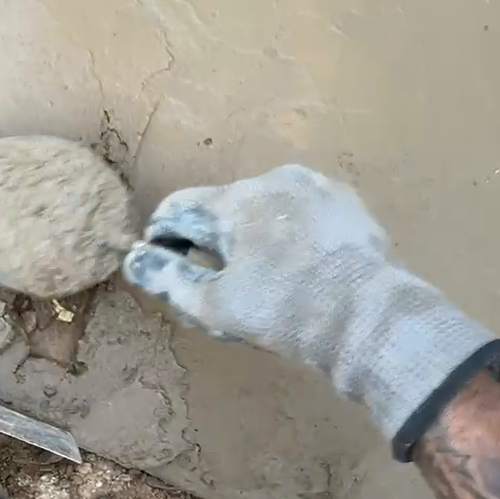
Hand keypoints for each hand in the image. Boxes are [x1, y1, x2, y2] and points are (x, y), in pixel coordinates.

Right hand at [123, 164, 499, 459]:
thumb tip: (133, 258)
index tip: (162, 265)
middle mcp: (274, 179)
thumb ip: (166, 277)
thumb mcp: (210, 304)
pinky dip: (284, 234)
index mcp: (235, 200)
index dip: (160, 238)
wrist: (366, 319)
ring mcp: (316, 187)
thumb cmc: (279, 312)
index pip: (176, 207)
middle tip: (211, 282)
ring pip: (261, 208)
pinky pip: (298, 213)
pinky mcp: (347, 203)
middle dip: (207, 239)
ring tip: (255, 277)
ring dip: (246, 236)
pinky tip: (292, 268)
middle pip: (220, 207)